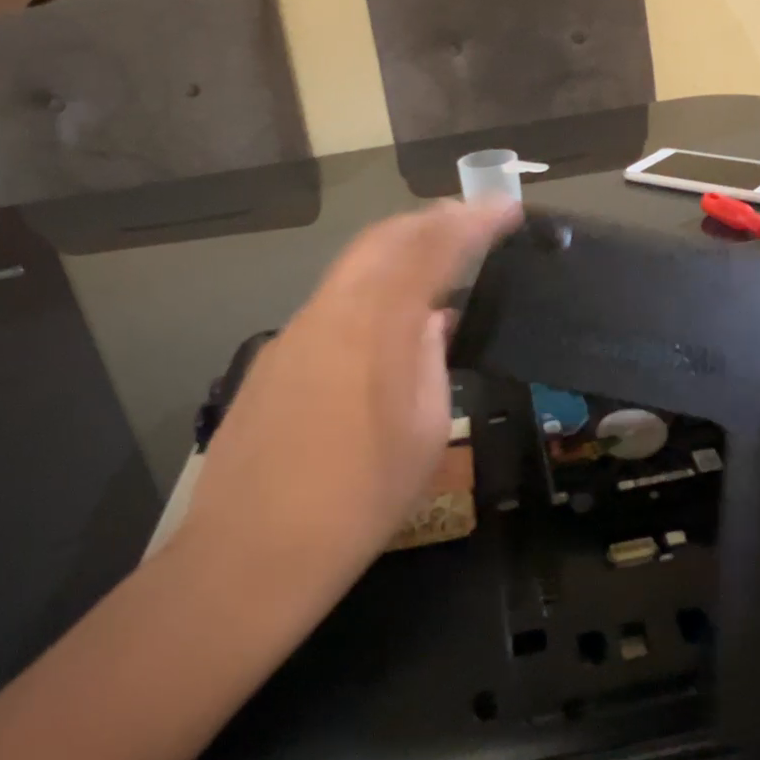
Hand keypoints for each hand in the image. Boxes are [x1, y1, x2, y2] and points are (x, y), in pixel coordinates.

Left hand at [180, 199, 521, 566]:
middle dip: (432, 221)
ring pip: (353, 268)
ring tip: (436, 263)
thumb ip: (432, 361)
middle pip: (384, 239)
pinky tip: (384, 325)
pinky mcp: (273, 358)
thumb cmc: (359, 501)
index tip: (507, 208)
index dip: (475, 221)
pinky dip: (368, 290)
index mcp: (378, 326)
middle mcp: (332, 311)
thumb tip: (434, 321)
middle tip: (472, 220)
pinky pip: (331, 303)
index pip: (433, 248)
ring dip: (398, 252)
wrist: (252, 551)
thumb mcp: (424, 433)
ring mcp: (294, 332)